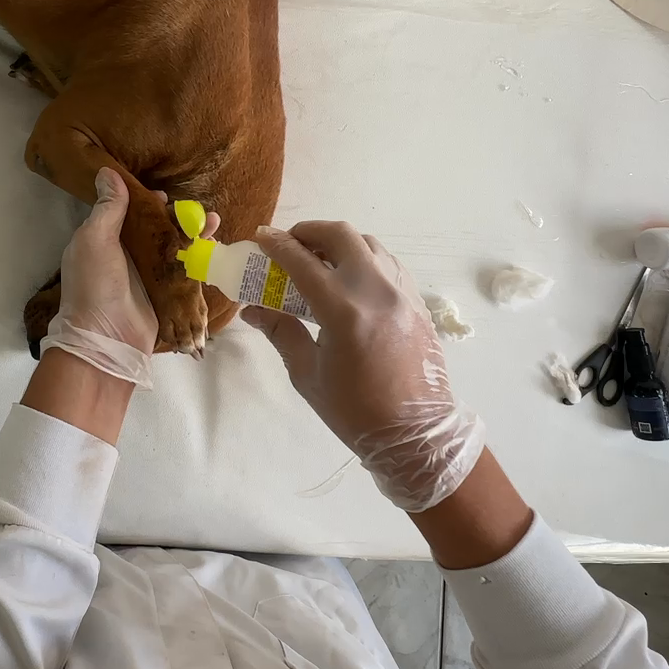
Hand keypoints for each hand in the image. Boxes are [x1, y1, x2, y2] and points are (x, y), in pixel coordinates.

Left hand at [39, 169, 217, 387]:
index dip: (146, 202)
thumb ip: (107, 208)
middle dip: (177, 217)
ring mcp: (150, 276)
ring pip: (176, 247)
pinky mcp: (168, 293)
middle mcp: (128, 255)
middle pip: (157, 228)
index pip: (129, 213)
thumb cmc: (94, 285)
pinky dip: (202, 256)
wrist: (106, 339)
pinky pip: (188, 270)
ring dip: (195, 233)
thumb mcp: (95, 240)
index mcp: (107, 240)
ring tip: (213, 220)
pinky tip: (215, 243)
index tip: (162, 194)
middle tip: (195, 209)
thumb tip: (106, 171)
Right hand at [242, 222, 485, 511]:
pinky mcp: (418, 302)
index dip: (277, 245)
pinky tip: (350, 280)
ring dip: (339, 244)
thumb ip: (280, 331)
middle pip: (341, 236)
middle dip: (310, 232)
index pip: (302, 261)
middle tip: (290, 244)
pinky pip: (388, 264)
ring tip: (319, 260)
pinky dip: (364, 260)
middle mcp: (376, 291)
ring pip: (369, 244)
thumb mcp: (307, 373)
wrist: (417, 436)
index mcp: (343, 311)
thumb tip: (251, 309)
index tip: (260, 237)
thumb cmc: (355, 410)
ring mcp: (402, 293)